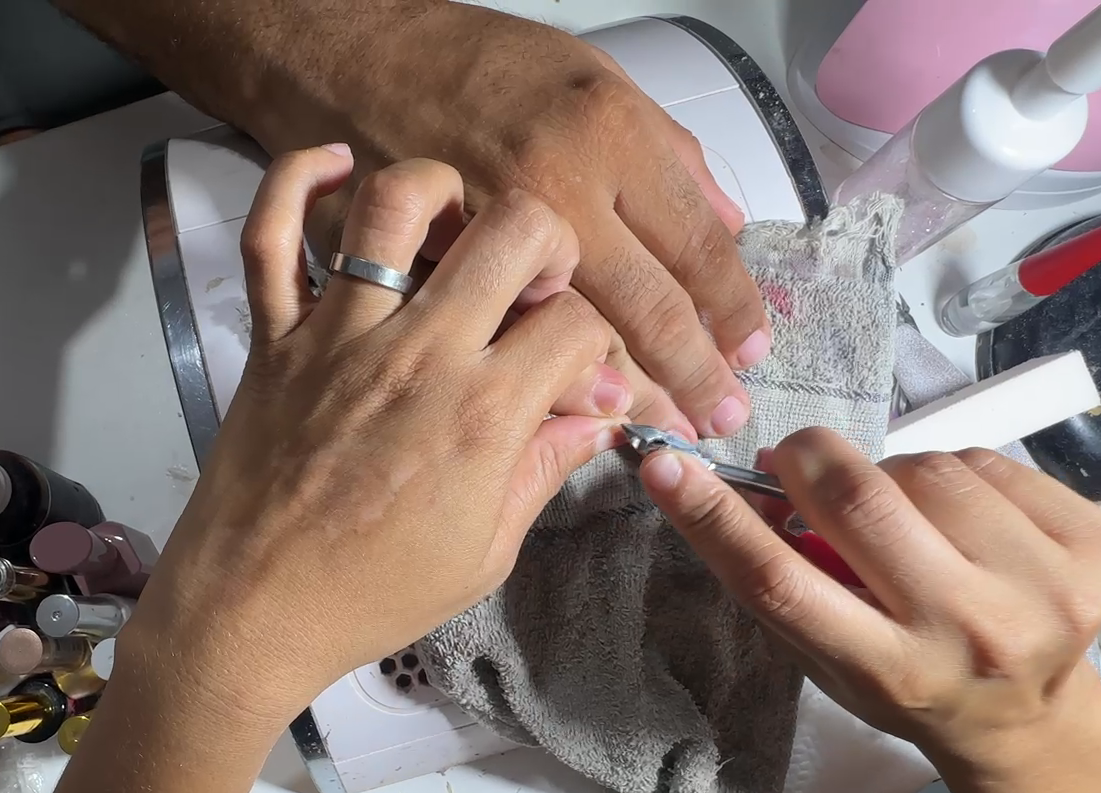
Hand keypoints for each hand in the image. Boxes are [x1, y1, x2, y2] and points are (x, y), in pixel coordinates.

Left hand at [121, 147, 626, 723]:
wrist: (253, 612)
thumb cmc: (368, 598)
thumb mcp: (483, 555)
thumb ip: (541, 473)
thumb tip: (590, 420)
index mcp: (480, 417)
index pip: (576, 325)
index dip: (596, 344)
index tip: (580, 376)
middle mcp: (414, 357)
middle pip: (512, 231)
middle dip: (548, 241)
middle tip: (537, 282)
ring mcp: (335, 338)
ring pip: (396, 203)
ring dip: (444, 191)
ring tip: (456, 226)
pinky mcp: (273, 340)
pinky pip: (270, 235)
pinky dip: (296, 181)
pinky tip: (335, 165)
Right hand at [247, 5, 769, 438]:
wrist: (350, 62)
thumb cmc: (469, 67)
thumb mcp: (588, 78)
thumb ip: (663, 155)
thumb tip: (720, 224)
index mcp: (603, 132)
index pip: (695, 240)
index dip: (730, 306)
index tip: (749, 347)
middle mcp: (553, 191)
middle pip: (646, 304)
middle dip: (692, 370)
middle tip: (721, 413)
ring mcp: (489, 245)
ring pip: (575, 337)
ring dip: (626, 388)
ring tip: (661, 421)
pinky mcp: (431, 278)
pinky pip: (495, 340)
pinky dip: (534, 378)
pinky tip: (566, 406)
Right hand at [639, 429, 1100, 771]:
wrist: (1025, 717)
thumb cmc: (894, 681)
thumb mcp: (818, 653)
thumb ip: (777, 580)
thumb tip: (747, 482)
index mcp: (885, 667)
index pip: (781, 582)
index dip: (714, 519)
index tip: (665, 465)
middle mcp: (970, 633)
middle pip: (863, 506)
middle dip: (810, 459)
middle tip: (794, 458)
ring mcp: (1050, 589)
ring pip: (929, 469)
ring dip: (888, 476)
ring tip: (895, 513)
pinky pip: (990, 463)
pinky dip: (952, 474)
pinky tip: (957, 517)